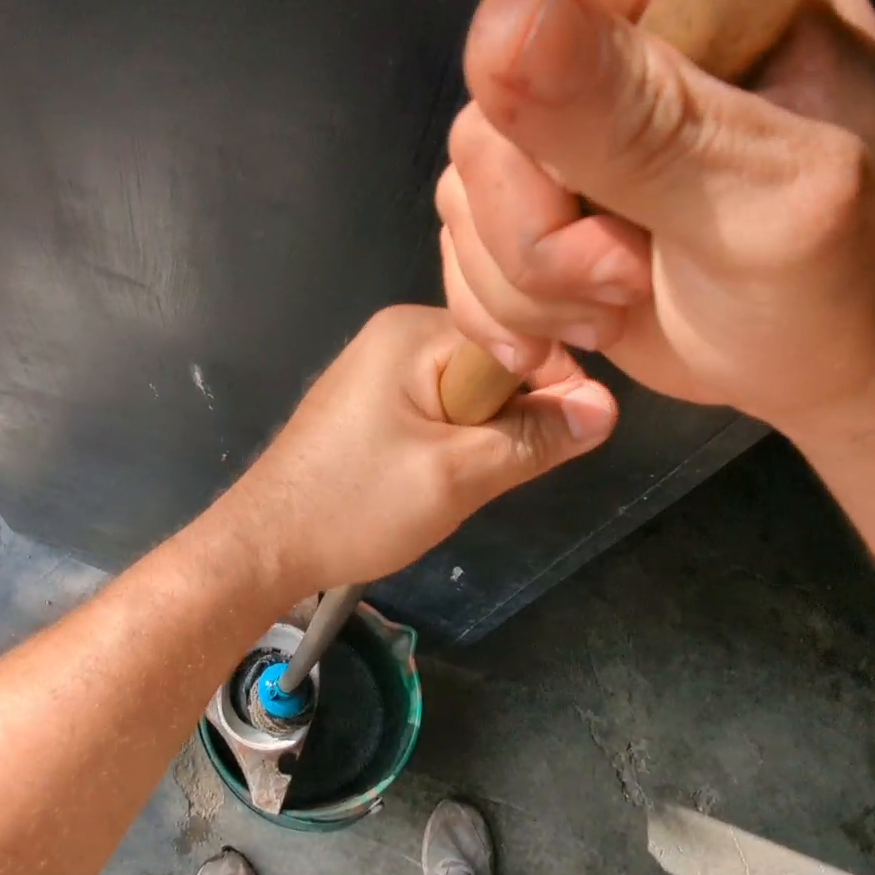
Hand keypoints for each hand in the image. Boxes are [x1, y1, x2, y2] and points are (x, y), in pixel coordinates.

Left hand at [218, 305, 615, 594]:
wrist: (265, 543)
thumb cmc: (356, 504)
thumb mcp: (457, 476)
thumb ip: (534, 439)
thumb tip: (609, 407)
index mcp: (415, 330)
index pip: (519, 339)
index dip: (552, 388)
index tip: (557, 442)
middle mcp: (397, 333)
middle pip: (496, 365)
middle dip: (506, 421)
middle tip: (478, 472)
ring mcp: (380, 366)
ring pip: (469, 394)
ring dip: (476, 439)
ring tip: (446, 479)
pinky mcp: (371, 401)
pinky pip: (438, 409)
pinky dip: (447, 444)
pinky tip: (425, 477)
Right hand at [436, 0, 874, 435]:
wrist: (800, 366)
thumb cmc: (822, 279)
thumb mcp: (753, 200)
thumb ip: (638, 119)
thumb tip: (501, 25)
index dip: (534, 66)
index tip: (595, 171)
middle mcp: (615, 44)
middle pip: (485, 103)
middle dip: (538, 224)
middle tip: (624, 274)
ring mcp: (563, 132)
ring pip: (463, 186)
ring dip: (525, 279)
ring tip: (614, 304)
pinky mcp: (530, 206)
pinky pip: (455, 244)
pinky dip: (499, 307)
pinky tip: (563, 333)